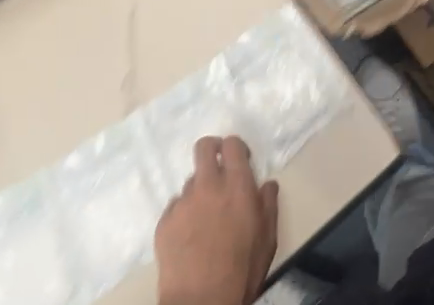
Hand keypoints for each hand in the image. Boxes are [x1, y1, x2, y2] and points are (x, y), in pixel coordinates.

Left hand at [155, 136, 279, 304]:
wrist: (202, 301)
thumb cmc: (242, 270)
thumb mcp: (268, 238)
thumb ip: (268, 205)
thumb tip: (267, 185)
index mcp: (237, 186)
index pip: (232, 144)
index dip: (236, 147)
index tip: (240, 159)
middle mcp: (208, 186)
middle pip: (204, 147)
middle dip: (212, 149)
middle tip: (218, 167)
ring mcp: (182, 203)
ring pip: (190, 182)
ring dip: (200, 191)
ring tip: (206, 218)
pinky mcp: (164, 222)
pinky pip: (176, 207)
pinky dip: (184, 214)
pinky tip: (190, 236)